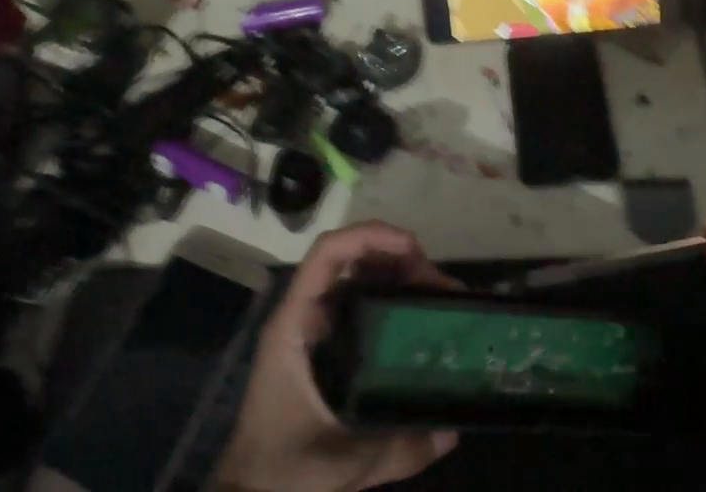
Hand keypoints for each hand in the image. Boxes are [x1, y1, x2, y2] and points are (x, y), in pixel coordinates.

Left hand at [210, 223, 459, 491]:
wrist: (253, 490)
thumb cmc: (284, 467)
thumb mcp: (343, 462)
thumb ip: (399, 448)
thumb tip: (452, 428)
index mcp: (296, 325)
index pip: (326, 256)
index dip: (368, 237)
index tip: (414, 248)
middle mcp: (304, 315)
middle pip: (348, 259)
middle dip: (395, 257)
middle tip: (439, 283)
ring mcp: (314, 327)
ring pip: (356, 279)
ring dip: (396, 276)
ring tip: (438, 296)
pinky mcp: (326, 345)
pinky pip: (359, 306)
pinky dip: (390, 300)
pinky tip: (419, 321)